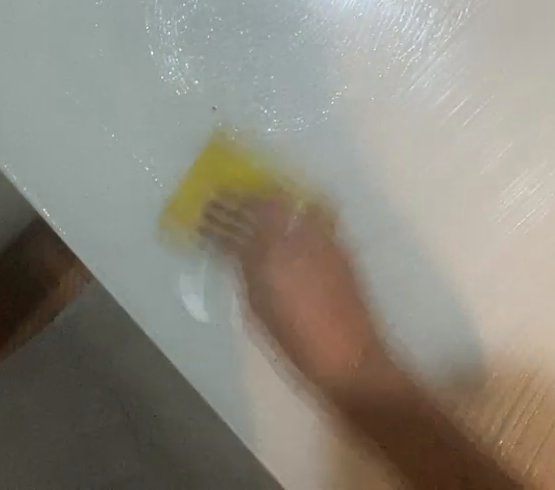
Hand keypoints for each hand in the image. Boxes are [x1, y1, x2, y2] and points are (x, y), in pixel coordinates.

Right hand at [201, 194, 400, 396]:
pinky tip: (284, 207)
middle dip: (238, 201)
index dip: (216, 221)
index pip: (234, 231)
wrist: (350, 357)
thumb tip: (238, 253)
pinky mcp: (336, 241)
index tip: (204, 213)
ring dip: (264, 197)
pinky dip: (292, 204)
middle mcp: (293, 239)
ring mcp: (318, 237)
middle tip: (221, 197)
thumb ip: (248, 275)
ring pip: (286, 202)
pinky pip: (310, 210)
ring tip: (249, 197)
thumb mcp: (260, 312)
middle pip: (260, 207)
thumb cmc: (298, 345)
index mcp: (268, 261)